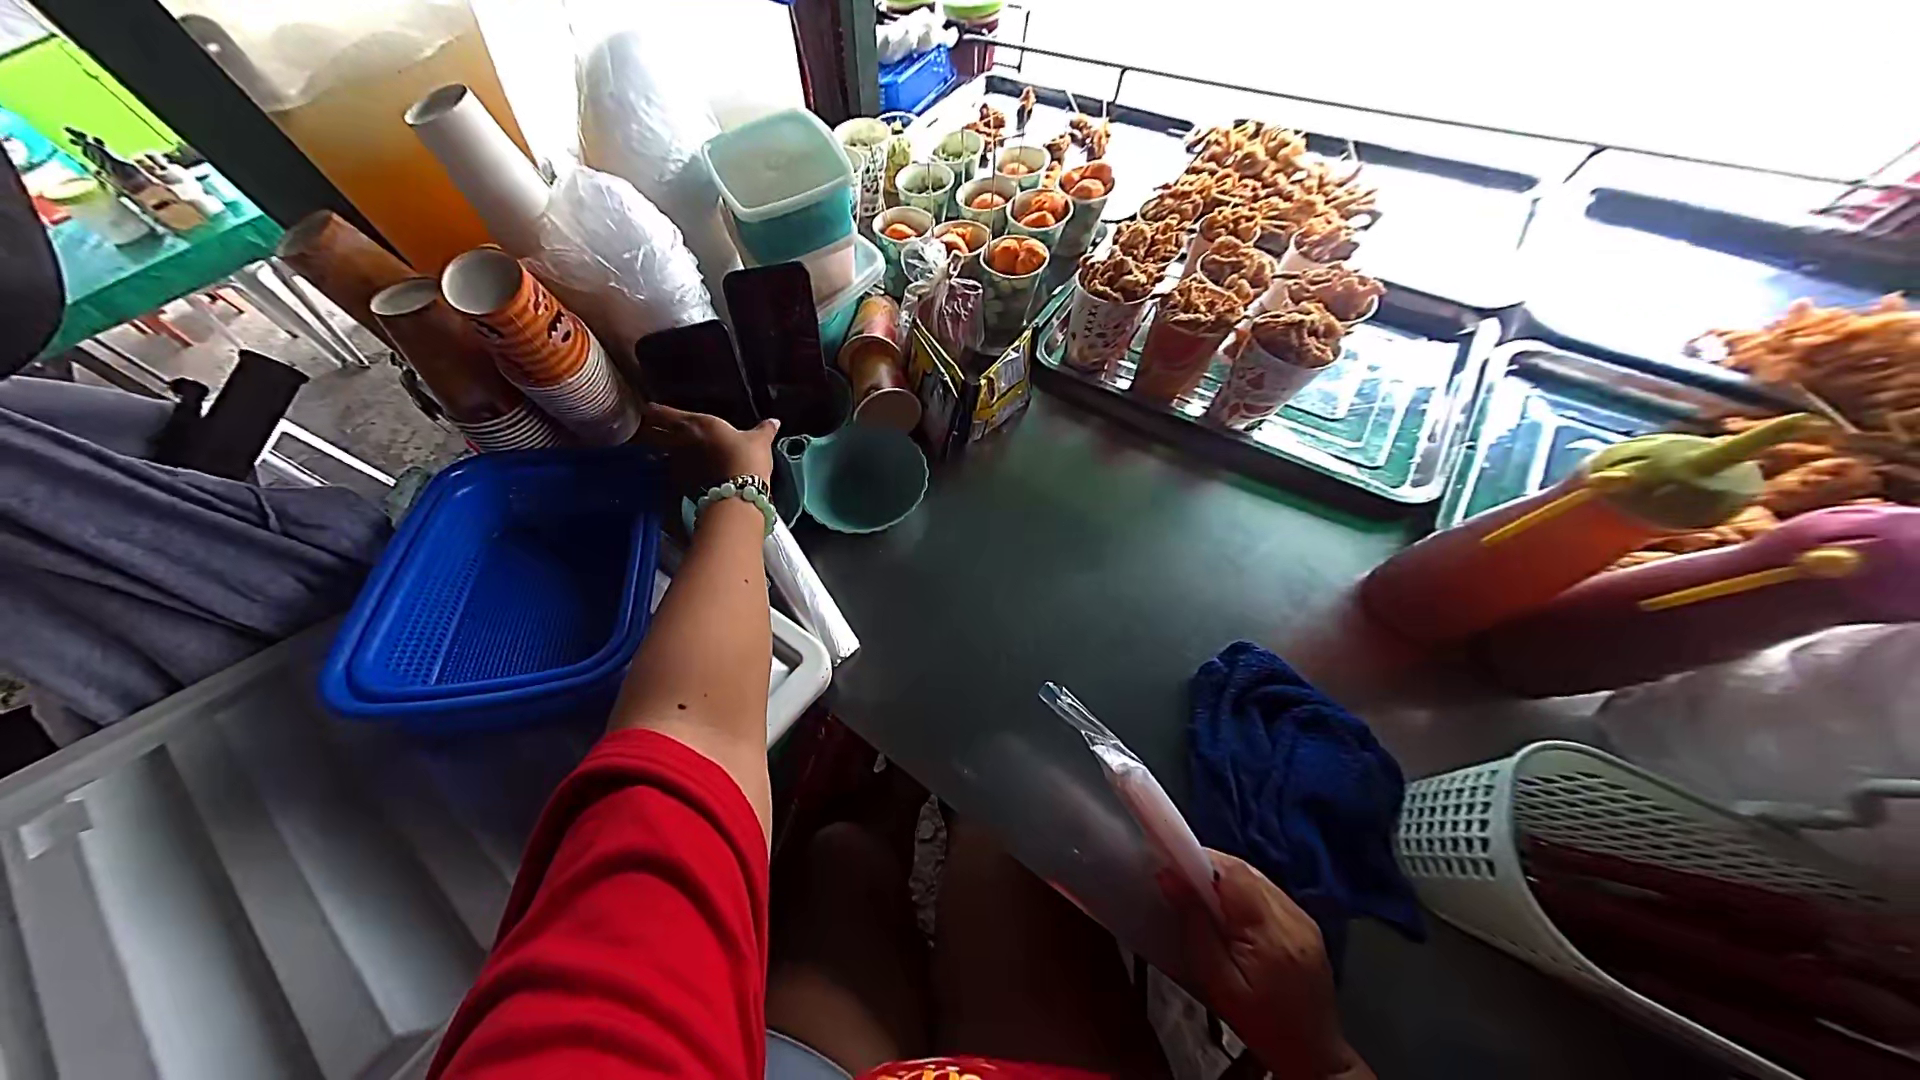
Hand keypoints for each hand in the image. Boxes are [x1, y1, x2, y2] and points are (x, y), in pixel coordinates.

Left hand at [634, 403, 778, 490]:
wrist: (739, 493)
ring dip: (655, 450)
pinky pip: (670, 471)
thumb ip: (764, 429)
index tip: (648, 409)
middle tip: (646, 428)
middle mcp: (680, 440)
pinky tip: (677, 471)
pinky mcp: (681, 482)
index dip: (653, 411)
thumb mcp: (759, 441)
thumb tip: (774, 421)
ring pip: (657, 452)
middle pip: (651, 432)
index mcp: (696, 423)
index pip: (662, 412)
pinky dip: (671, 469)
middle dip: (647, 429)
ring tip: (655, 449)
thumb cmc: (747, 458)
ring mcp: (677, 463)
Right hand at [1163, 851, 1370, 1079]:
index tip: (1173, 865)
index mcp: (1271, 933)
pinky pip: (1267, 891)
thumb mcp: (1218, 983)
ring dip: (1226, 878)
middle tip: (1182, 880)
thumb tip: (1169, 877)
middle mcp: (1292, 917)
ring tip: (1203, 895)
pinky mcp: (1306, 923)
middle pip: (1245, 870)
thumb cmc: (1261, 1026)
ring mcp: (1303, 918)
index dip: (1201, 860)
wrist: (1314, 1059)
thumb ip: (1195, 926)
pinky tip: (1230, 909)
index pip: (1233, 873)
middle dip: (1210, 867)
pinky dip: (1243, 891)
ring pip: (1256, 877)